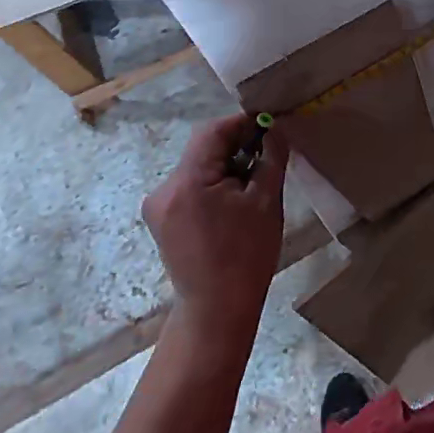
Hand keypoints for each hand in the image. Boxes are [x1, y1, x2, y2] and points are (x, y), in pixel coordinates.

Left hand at [141, 114, 288, 351]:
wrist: (217, 309)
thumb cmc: (247, 255)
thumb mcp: (266, 202)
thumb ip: (270, 159)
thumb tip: (275, 130)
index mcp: (187, 181)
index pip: (212, 132)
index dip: (241, 124)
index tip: (268, 125)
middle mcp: (164, 188)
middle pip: (202, 149)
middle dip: (234, 147)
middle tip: (266, 154)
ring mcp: (158, 205)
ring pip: (196, 168)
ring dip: (224, 167)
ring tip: (252, 183)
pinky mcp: (161, 219)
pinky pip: (189, 187)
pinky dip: (212, 185)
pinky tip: (232, 202)